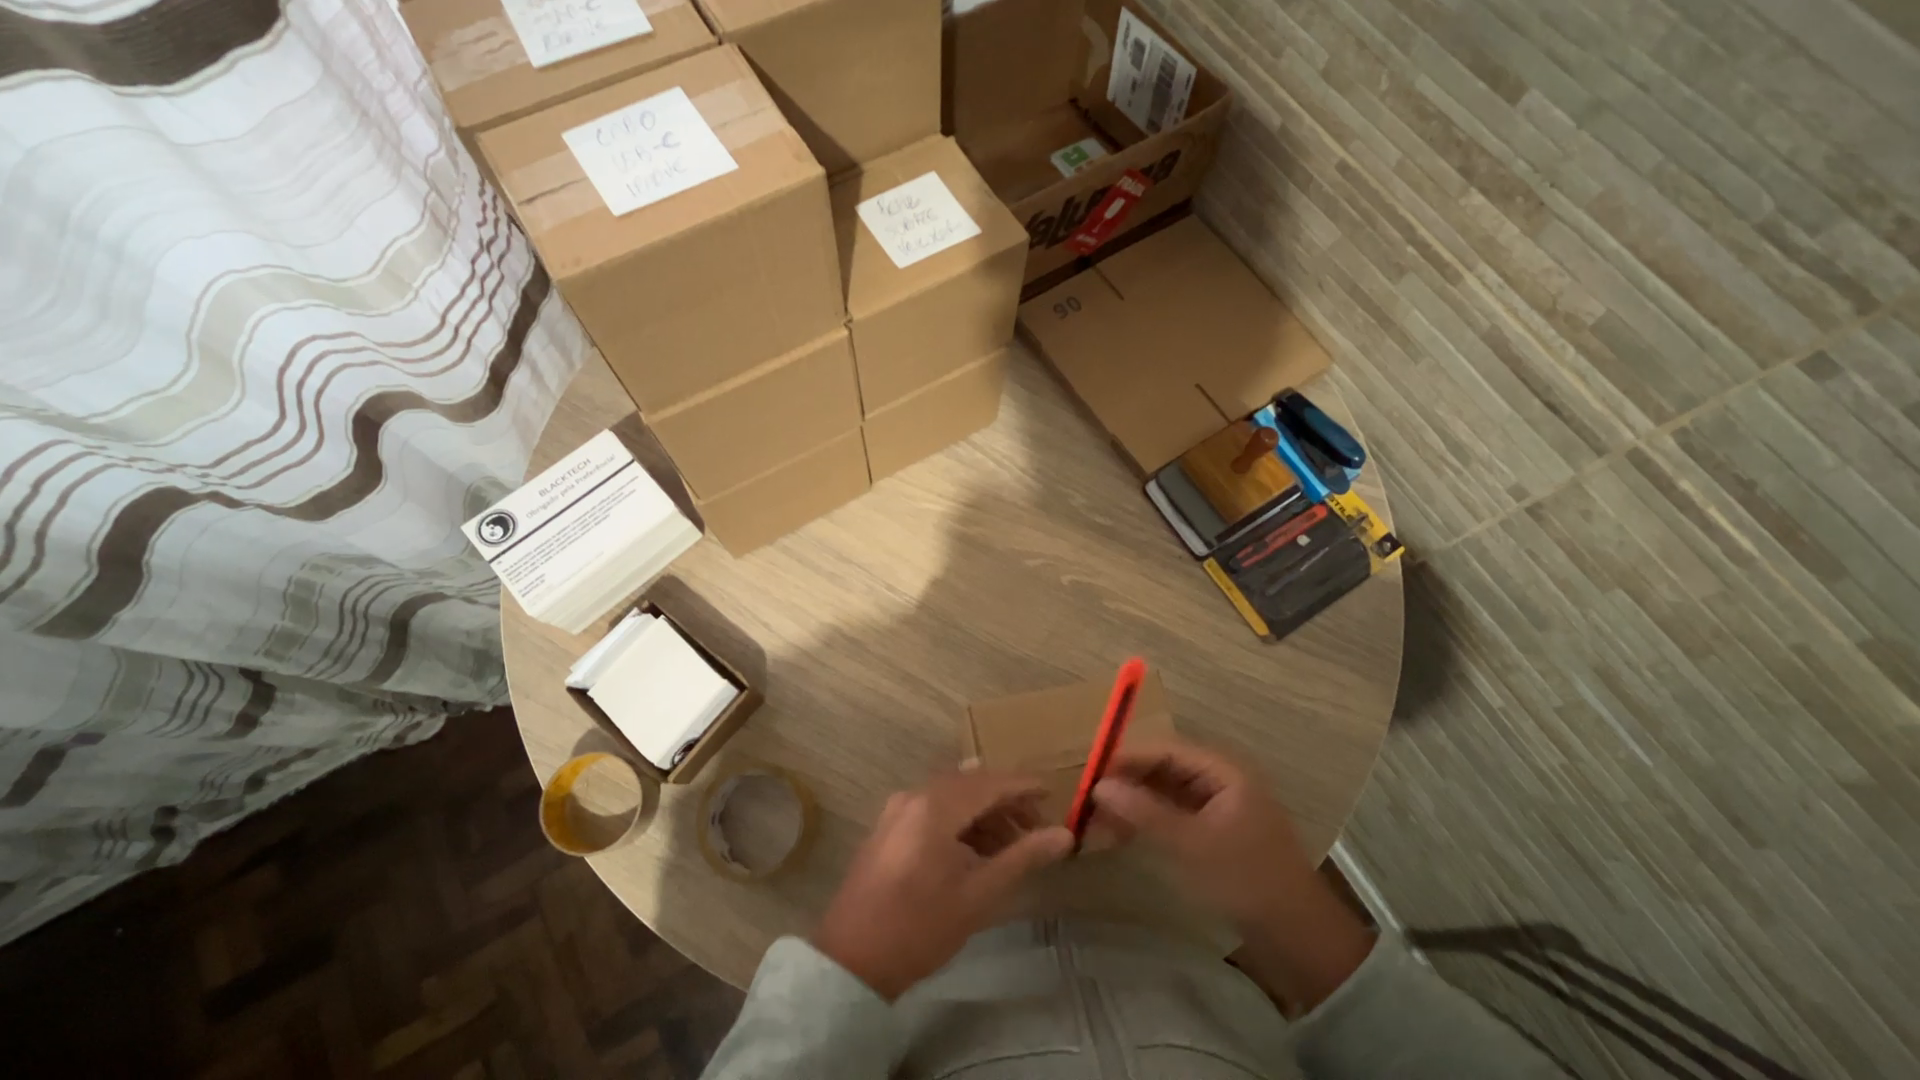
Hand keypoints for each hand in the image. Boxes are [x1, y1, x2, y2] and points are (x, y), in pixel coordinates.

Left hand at [813, 771, 1073, 999]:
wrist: (853, 958)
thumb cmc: (921, 926)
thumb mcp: (980, 894)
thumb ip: (1022, 857)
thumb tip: (1064, 834)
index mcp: (936, 807)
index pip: (991, 782)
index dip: (1024, 787)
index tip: (1054, 796)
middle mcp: (914, 797)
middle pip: (970, 784)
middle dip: (1005, 802)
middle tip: (1036, 828)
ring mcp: (896, 811)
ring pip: (951, 797)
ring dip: (983, 813)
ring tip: (1011, 845)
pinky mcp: (887, 829)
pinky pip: (932, 810)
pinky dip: (959, 822)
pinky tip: (976, 850)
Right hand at [1091, 740, 1315, 923]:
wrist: (1295, 932)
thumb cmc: (1243, 879)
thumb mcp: (1188, 844)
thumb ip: (1143, 811)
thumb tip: (1098, 785)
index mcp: (1225, 770)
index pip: (1166, 749)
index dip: (1127, 758)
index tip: (1089, 774)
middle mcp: (1223, 779)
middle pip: (1166, 766)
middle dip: (1128, 780)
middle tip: (1089, 800)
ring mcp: (1222, 805)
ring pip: (1168, 790)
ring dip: (1136, 801)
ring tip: (1101, 819)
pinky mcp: (1218, 830)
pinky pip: (1176, 812)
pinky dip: (1151, 819)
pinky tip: (1125, 833)